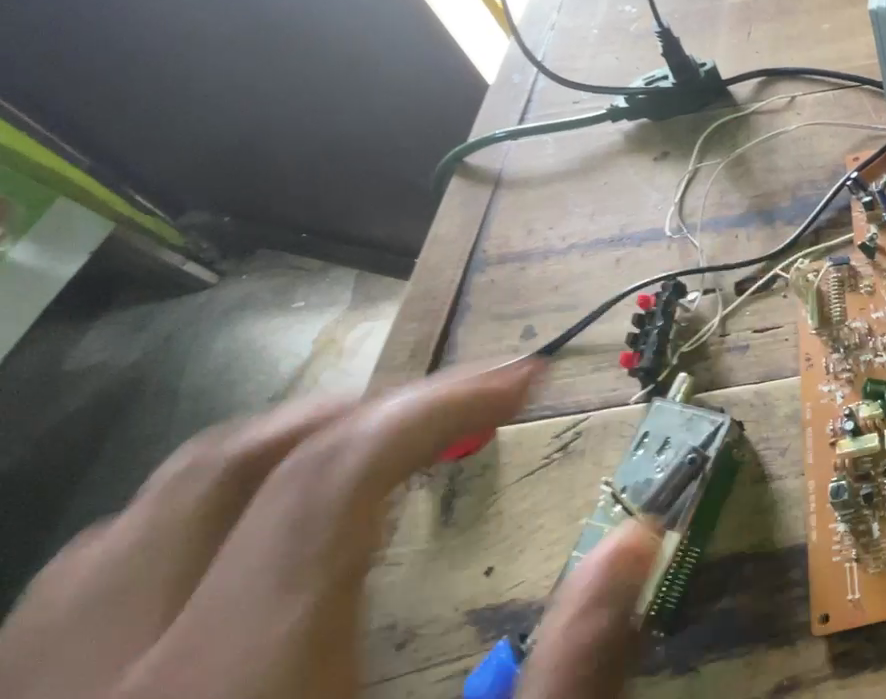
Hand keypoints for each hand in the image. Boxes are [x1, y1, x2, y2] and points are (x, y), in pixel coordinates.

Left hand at [0, 360, 657, 698]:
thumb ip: (574, 672)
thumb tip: (639, 541)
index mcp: (239, 676)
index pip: (338, 471)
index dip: (439, 402)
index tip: (524, 383)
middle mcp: (113, 675)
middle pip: (231, 466)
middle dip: (363, 414)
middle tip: (460, 412)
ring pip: (138, 517)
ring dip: (271, 461)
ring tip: (367, 458)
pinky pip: (78, 593)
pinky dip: (183, 531)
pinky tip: (243, 555)